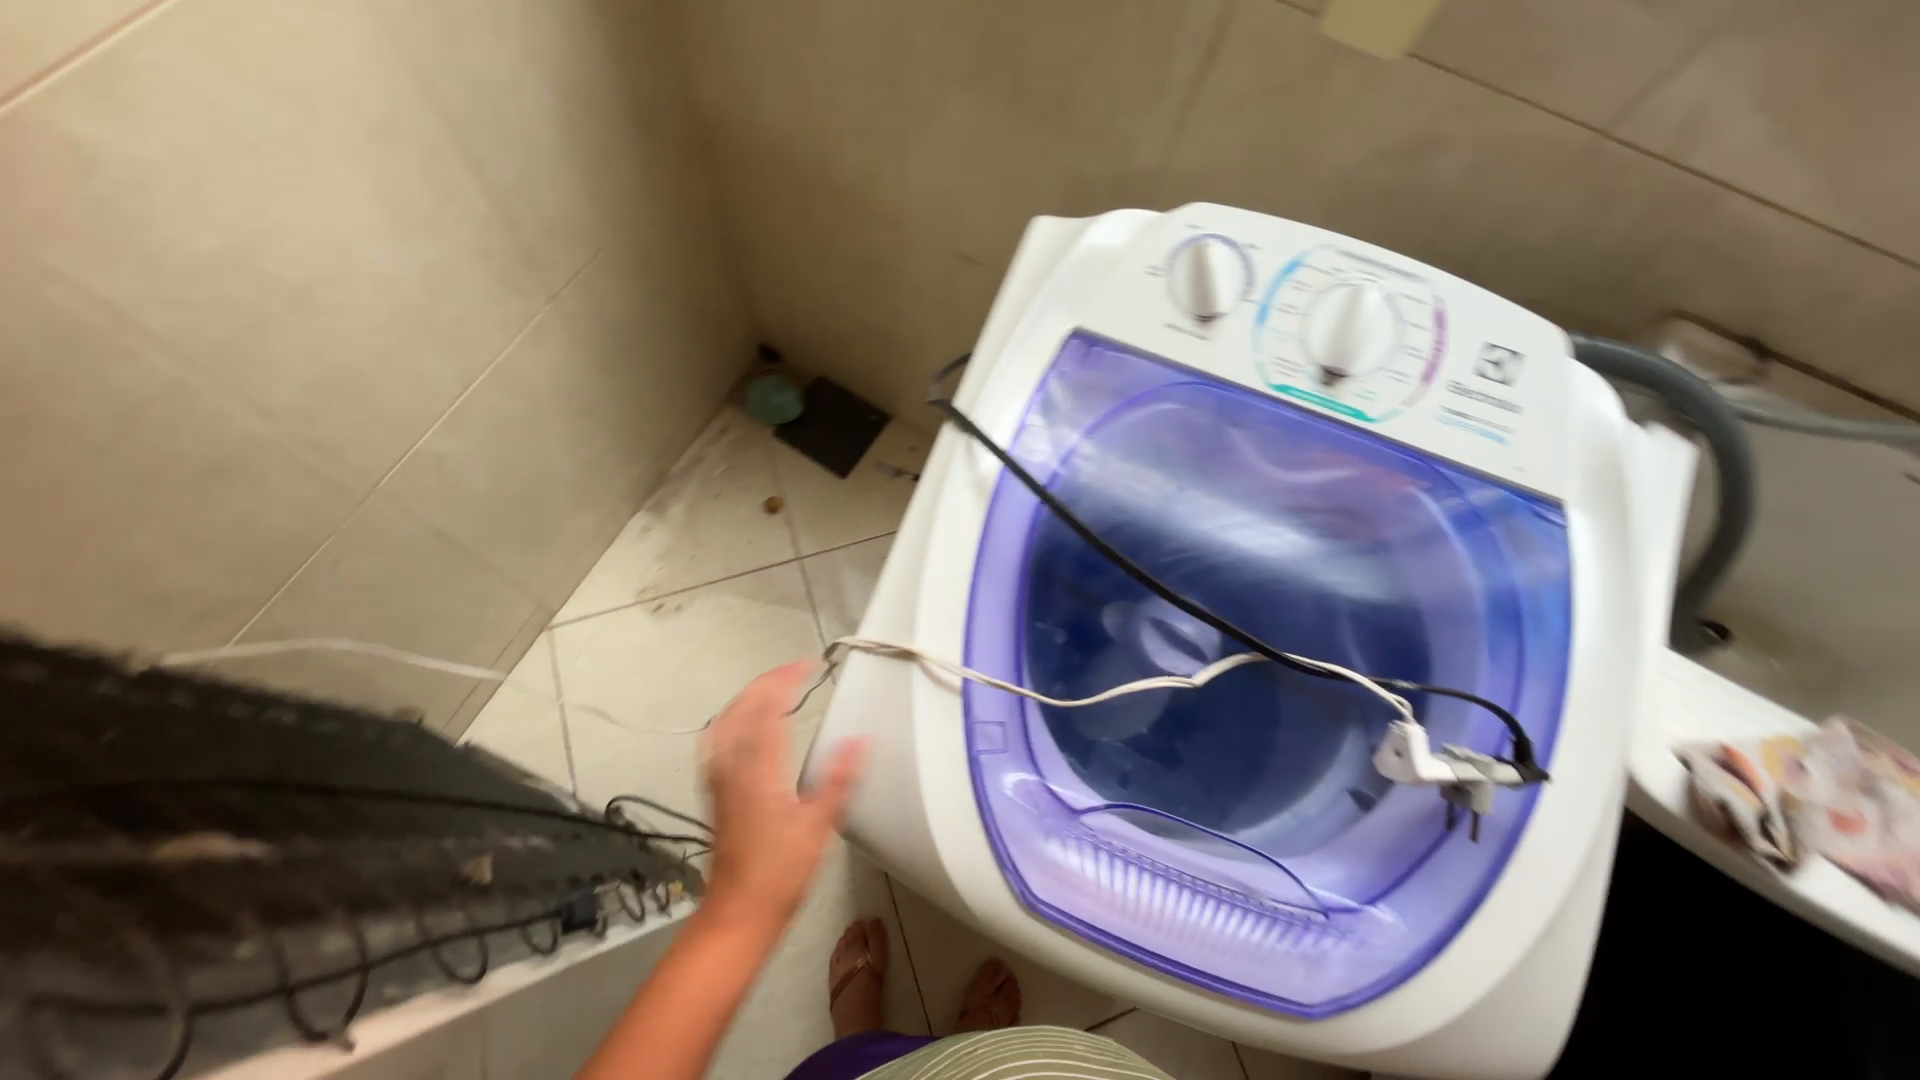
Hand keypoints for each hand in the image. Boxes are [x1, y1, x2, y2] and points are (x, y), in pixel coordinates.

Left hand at [700, 661, 867, 928]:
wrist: (737, 912)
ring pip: (724, 722)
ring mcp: (717, 779)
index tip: (809, 664)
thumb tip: (859, 739)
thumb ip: (838, 780)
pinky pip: (718, 740)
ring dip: (747, 697)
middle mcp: (731, 766)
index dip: (787, 680)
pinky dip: (732, 719)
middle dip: (767, 682)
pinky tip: (743, 726)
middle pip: (741, 708)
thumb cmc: (781, 872)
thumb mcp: (819, 826)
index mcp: (758, 769)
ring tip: (771, 689)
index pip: (768, 708)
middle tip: (795, 670)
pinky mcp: (714, 793)